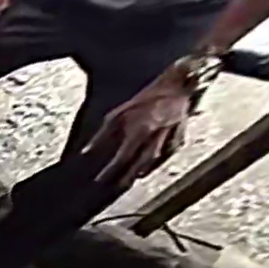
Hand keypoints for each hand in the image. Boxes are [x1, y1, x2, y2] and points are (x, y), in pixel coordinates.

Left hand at [84, 71, 190, 185]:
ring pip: (161, 156)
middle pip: (143, 160)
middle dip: (130, 175)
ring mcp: (173, 130)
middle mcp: (158, 132)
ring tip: (136, 178)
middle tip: (119, 186)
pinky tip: (156, 163)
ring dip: (148, 168)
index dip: (111, 170)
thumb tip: (85, 152)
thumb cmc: (144, 98)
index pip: (123, 156)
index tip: (100, 179)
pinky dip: (165, 157)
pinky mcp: (183, 127)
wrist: (178, 82)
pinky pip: (175, 146)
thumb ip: (101, 136)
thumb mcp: (117, 115)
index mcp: (140, 130)